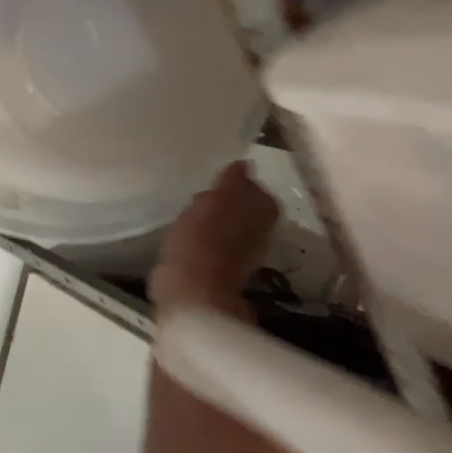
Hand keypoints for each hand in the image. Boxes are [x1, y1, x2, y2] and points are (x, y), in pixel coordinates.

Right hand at [149, 161, 278, 321]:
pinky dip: (206, 235)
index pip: (252, 185)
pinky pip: (217, 240)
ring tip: (188, 212)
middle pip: (244, 205)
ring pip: (231, 223)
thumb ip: (231, 181)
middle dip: (224, 199)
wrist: (193, 289)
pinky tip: (187, 234)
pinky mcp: (223, 266)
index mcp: (263, 210)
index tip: (208, 177)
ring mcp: (244, 250)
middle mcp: (262, 229)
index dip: (231, 180)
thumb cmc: (201, 240)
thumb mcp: (213, 202)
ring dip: (214, 217)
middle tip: (196, 192)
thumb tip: (244, 163)